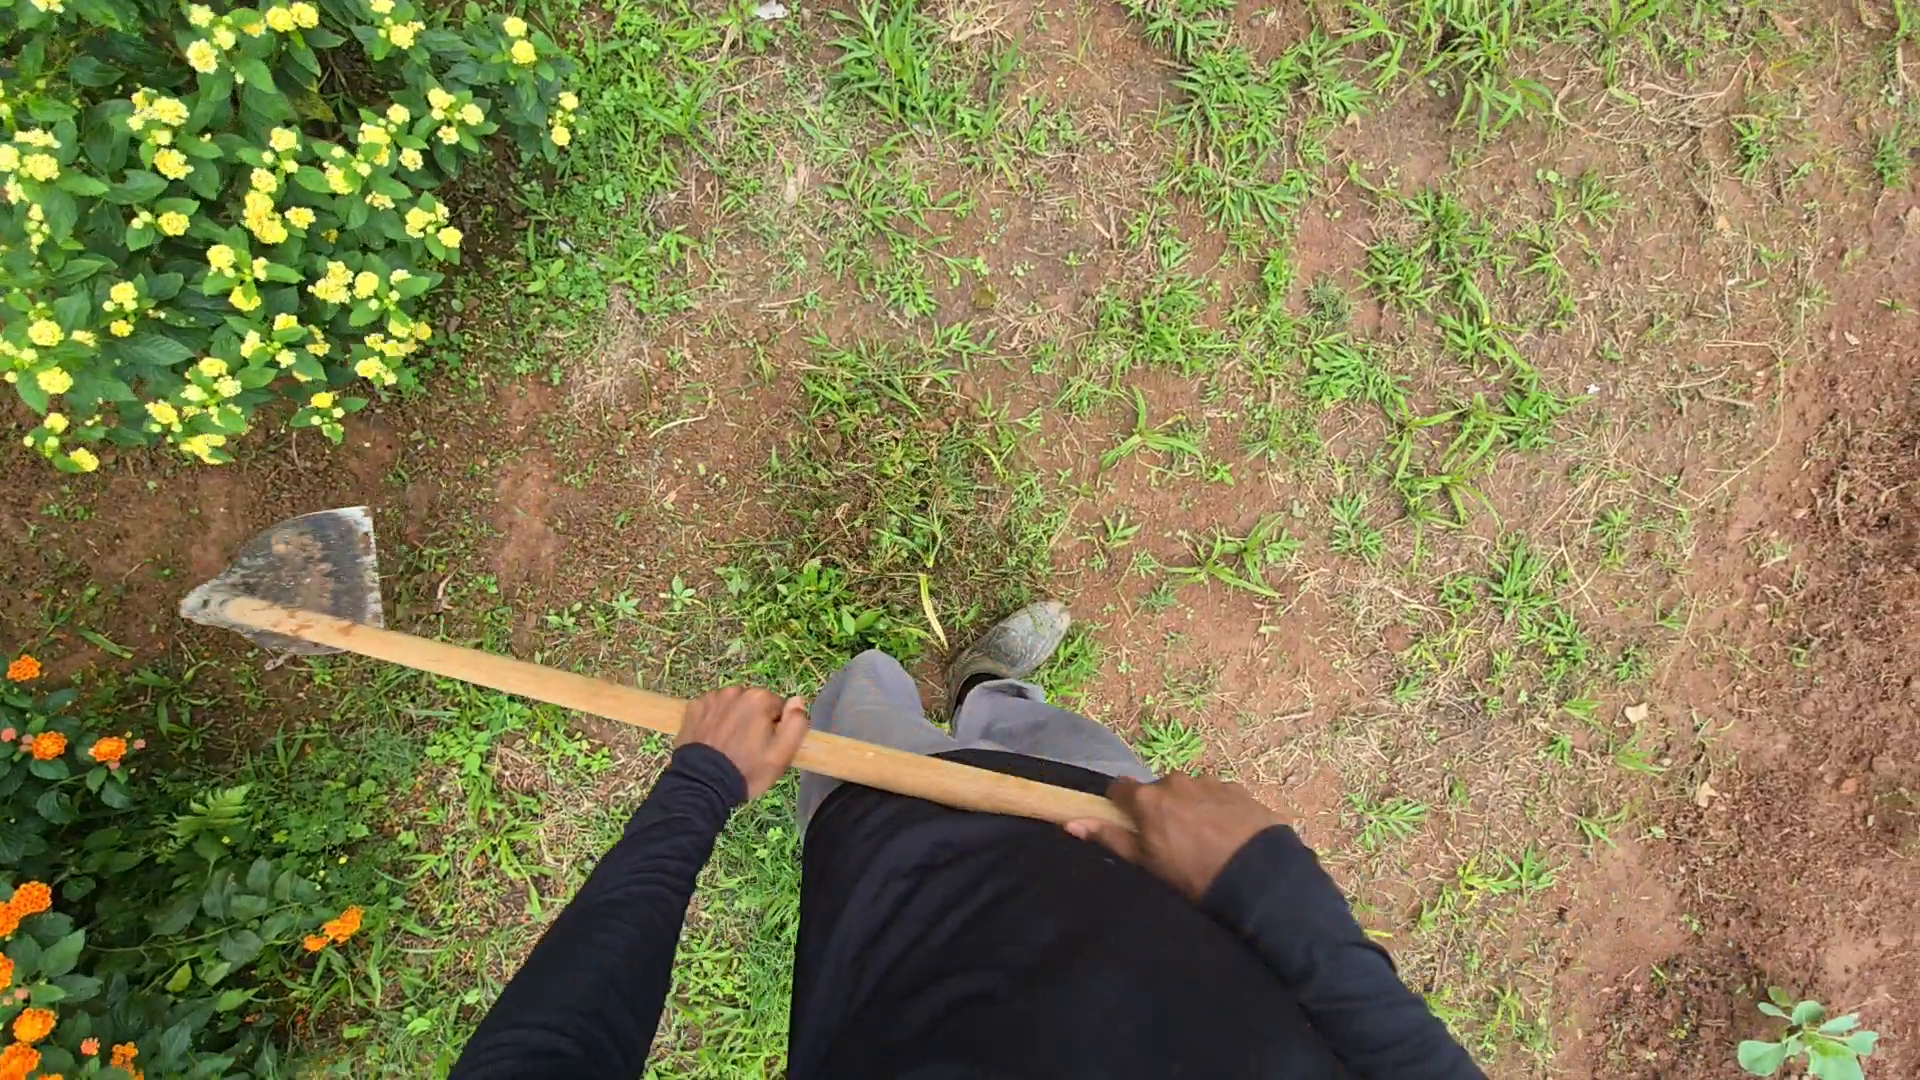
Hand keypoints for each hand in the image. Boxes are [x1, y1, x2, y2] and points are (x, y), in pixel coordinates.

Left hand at [676, 686, 809, 799]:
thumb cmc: (747, 770)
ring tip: (729, 744)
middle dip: (755, 720)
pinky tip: (713, 738)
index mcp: (760, 698)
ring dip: (735, 718)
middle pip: (755, 703)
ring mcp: (712, 698)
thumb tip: (797, 700)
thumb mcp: (782, 754)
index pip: (779, 707)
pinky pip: (713, 708)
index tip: (767, 746)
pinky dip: (715, 719)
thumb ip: (796, 723)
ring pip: (733, 704)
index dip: (776, 727)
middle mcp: (735, 691)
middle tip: (748, 747)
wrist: (701, 786)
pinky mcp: (693, 708)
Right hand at [1065, 774, 1287, 900]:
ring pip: (1188, 791)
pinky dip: (1217, 809)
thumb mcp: (1147, 864)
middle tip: (1173, 840)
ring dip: (1189, 807)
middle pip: (1157, 790)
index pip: (1120, 788)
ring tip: (1206, 840)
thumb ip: (1109, 838)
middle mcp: (1175, 781)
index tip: (1131, 824)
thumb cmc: (1195, 876)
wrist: (1261, 879)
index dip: (1122, 805)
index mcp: (1148, 798)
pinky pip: (1217, 794)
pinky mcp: (1237, 788)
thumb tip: (1071, 822)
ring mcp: (1208, 782)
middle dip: (1160, 808)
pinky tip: (1228, 835)